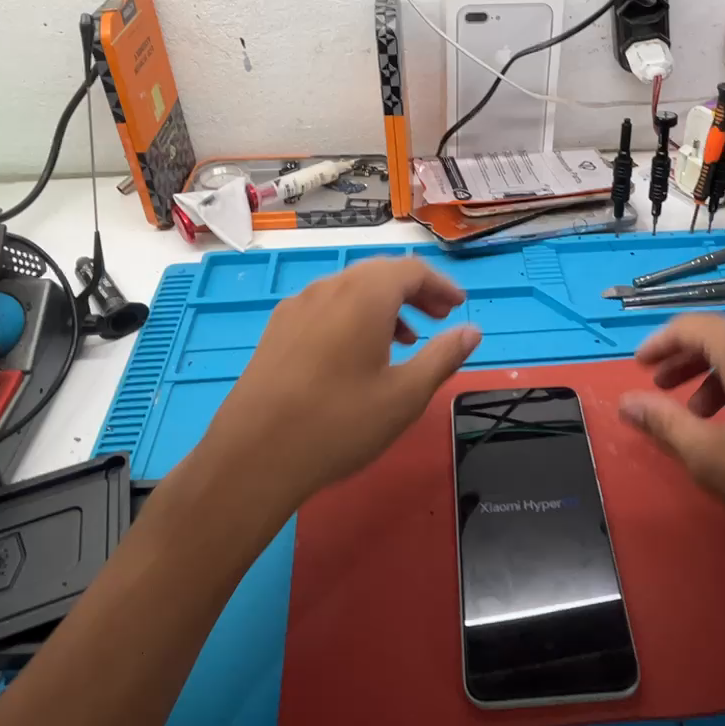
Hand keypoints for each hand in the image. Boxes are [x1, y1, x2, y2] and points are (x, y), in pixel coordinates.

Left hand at [201, 258, 481, 503]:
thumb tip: (471, 331)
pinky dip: (354, 317)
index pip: (411, 270)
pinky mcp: (277, 330)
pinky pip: (326, 308)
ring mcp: (297, 307)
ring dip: (385, 306)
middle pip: (380, 274)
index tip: (459, 306)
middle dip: (415, 292)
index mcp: (365, 295)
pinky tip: (358, 356)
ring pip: (351, 290)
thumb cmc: (339, 423)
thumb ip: (443, 357)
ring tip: (406, 341)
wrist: (253, 456)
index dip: (440, 285)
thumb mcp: (405, 395)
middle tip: (440, 317)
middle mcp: (329, 288)